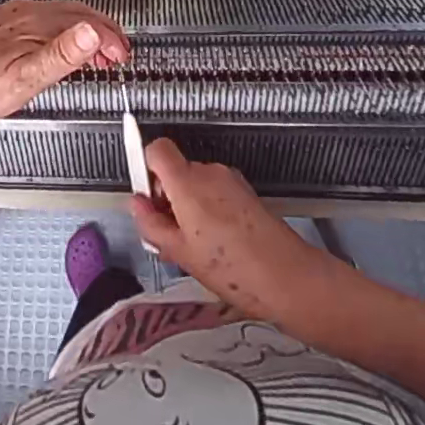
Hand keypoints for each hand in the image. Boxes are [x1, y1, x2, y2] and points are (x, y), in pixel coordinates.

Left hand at [0, 0, 130, 135]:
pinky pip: (41, 25)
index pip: (84, 20)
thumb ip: (62, 55)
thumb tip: (93, 33)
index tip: (122, 55)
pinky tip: (58, 52)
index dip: (109, 37)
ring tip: (96, 56)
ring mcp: (8, 22)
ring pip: (58, 19)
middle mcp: (19, 15)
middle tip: (117, 55)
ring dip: (83, 34)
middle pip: (74, 14)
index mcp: (30, 21)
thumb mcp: (24, 79)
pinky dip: (63, 37)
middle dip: (102, 33)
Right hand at [129, 138, 330, 317]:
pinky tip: (213, 243)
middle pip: (175, 169)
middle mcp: (210, 172)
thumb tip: (137, 206)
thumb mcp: (179, 252)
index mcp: (188, 182)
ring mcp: (230, 180)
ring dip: (187, 205)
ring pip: (195, 183)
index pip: (156, 149)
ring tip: (194, 245)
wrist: (287, 276)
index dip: (145, 167)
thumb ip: (151, 225)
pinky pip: (214, 191)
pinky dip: (207, 209)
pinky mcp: (244, 191)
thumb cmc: (235, 268)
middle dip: (167, 196)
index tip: (145, 194)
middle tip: (168, 232)